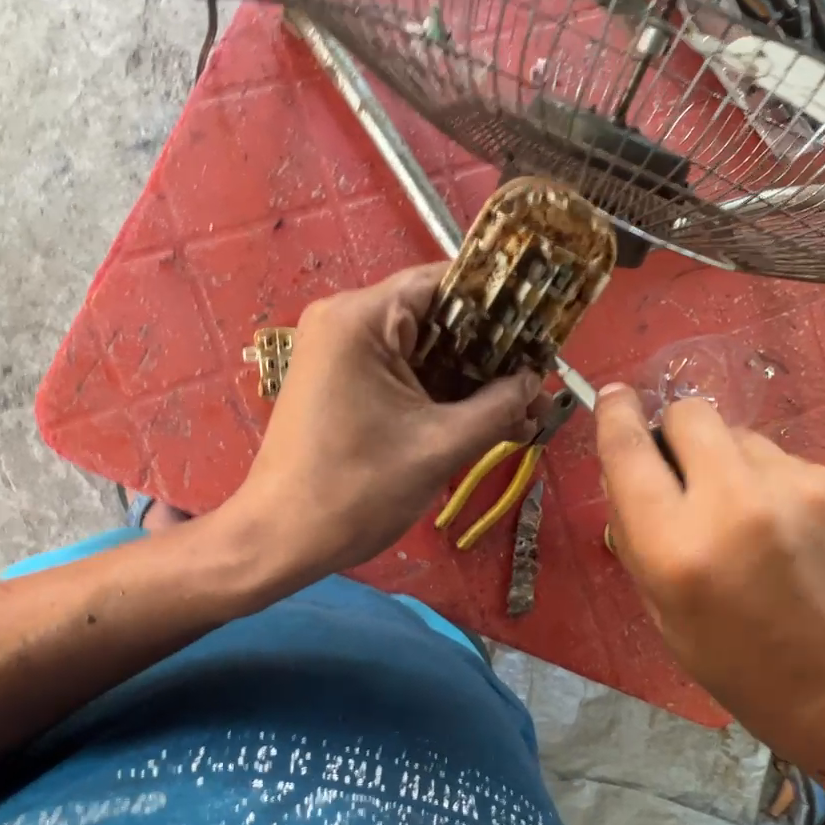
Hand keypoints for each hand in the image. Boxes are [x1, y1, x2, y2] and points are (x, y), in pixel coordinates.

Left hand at [229, 263, 542, 578]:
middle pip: (440, 318)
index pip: (446, 284)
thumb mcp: (438, 447)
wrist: (281, 540)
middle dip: (493, 353)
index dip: (501, 303)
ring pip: (428, 352)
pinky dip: (445, 397)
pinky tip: (491, 423)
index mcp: (361, 319)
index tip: (543, 331)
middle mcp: (348, 322)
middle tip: (542, 380)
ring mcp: (344, 354)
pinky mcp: (346, 384)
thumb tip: (536, 382)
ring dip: (474, 381)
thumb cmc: (354, 492)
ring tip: (527, 410)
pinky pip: (407, 377)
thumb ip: (497, 407)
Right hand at [594, 385, 824, 806]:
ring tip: (748, 518)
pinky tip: (792, 532)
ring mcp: (795, 486)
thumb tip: (631, 481)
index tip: (613, 398)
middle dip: (676, 432)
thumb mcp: (673, 625)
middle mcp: (733, 502)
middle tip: (686, 474)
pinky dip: (772, 483)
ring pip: (740, 435)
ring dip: (727, 461)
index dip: (613, 417)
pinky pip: (783, 460)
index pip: (627, 451)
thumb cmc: (758, 680)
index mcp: (678, 551)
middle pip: (689, 413)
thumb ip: (645, 545)